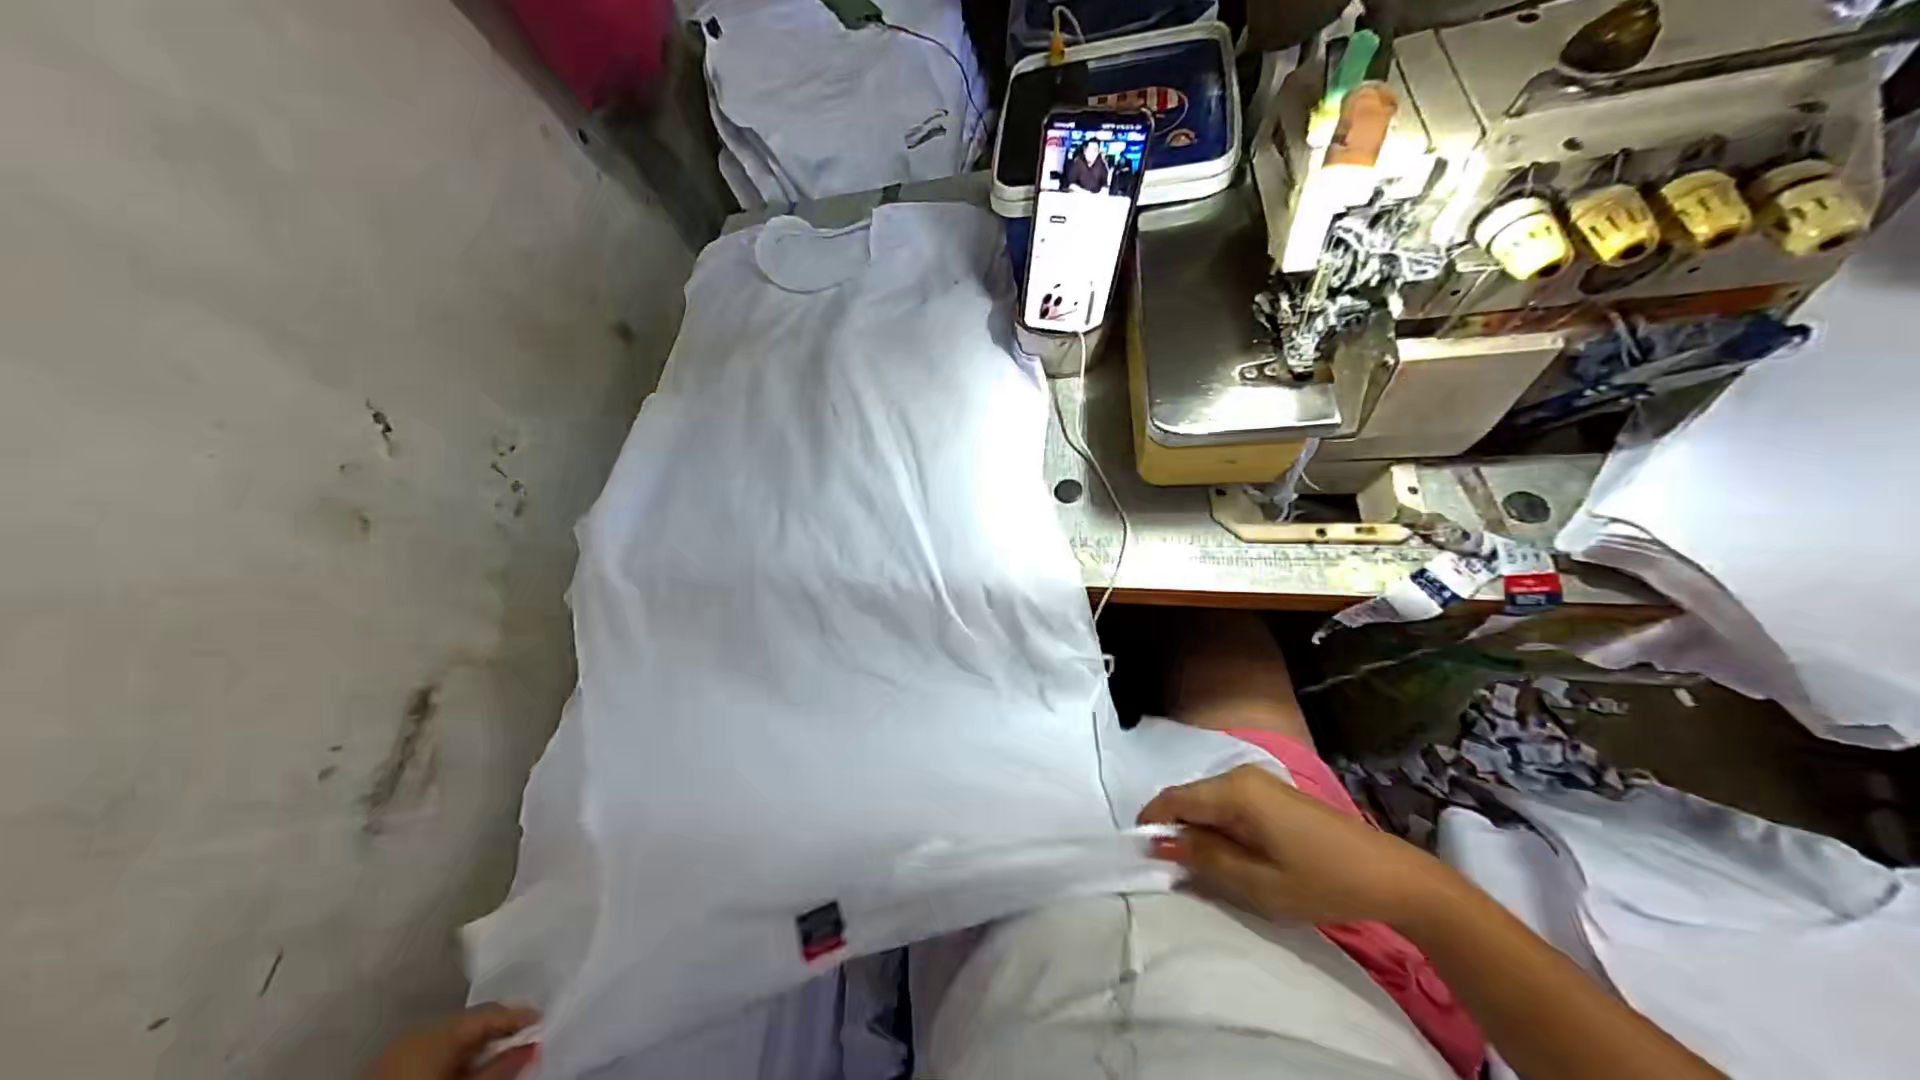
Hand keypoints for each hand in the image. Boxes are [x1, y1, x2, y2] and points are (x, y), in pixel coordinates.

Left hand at [362, 1002, 539, 1079]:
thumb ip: (502, 1066)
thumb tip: (536, 1044)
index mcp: (438, 1024)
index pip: (493, 1010)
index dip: (521, 1016)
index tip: (544, 1022)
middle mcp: (419, 1024)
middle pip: (473, 1019)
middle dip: (499, 1031)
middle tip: (524, 1042)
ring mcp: (401, 1042)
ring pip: (454, 1032)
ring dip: (478, 1044)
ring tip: (496, 1057)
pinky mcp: (389, 1060)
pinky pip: (434, 1045)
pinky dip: (455, 1053)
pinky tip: (465, 1066)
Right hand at [1138, 764, 1463, 926]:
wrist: (1391, 876)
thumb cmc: (1322, 882)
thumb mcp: (1258, 883)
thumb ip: (1205, 858)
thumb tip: (1161, 842)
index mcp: (1235, 791)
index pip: (1173, 798)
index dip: (1151, 823)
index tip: (1141, 856)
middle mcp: (1241, 774)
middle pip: (1188, 797)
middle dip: (1173, 828)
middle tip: (1172, 870)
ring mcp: (1258, 780)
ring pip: (1206, 800)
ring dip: (1195, 829)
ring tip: (1200, 867)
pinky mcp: (1271, 792)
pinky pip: (1225, 803)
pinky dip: (1216, 826)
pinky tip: (1227, 853)